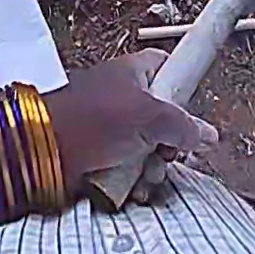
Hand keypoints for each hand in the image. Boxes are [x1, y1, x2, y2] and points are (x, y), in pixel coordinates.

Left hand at [43, 50, 217, 196]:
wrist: (47, 149)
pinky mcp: (104, 152)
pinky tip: (134, 187)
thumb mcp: (149, 116)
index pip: (167, 66)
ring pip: (150, 146)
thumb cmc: (94, 119)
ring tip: (146, 174)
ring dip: (153, 166)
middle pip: (165, 116)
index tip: (191, 110)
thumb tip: (207, 134)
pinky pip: (132, 165)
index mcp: (132, 72)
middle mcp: (124, 95)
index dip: (182, 85)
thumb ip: (182, 125)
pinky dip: (136, 178)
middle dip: (171, 142)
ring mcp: (113, 125)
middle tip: (167, 153)